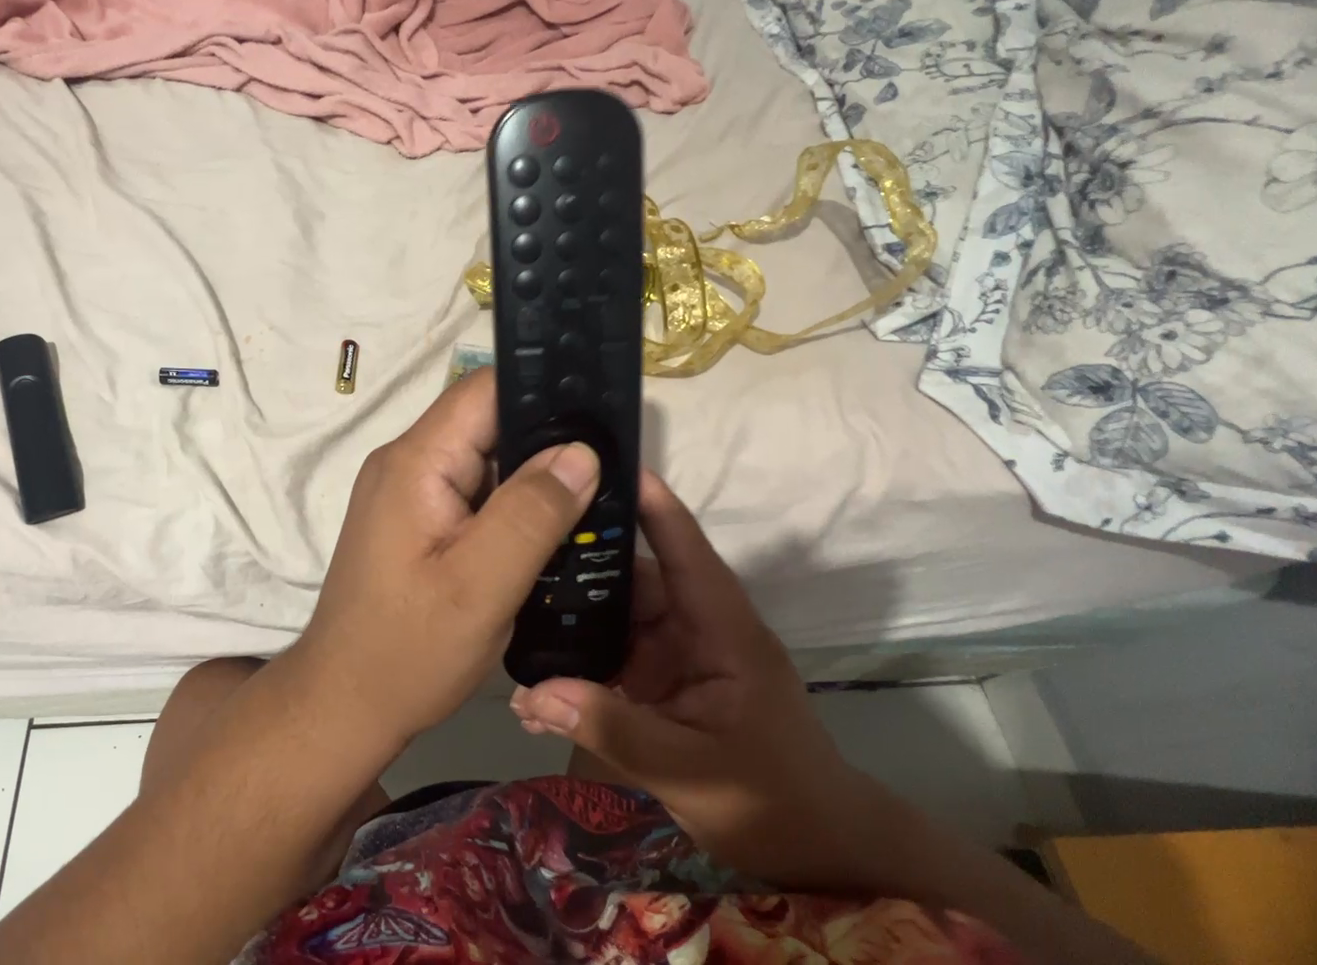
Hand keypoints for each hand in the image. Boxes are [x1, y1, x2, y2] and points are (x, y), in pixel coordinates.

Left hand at [289, 368, 599, 746]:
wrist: (345, 703)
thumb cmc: (408, 650)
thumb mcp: (481, 586)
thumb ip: (532, 514)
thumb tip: (583, 451)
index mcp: (415, 463)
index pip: (484, 391)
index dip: (544, 392)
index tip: (604, 410)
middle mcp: (406, 465)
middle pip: (488, 423)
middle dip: (550, 439)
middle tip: (618, 462)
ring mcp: (408, 495)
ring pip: (486, 460)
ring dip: (535, 477)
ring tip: (599, 493)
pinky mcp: (416, 524)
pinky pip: (474, 494)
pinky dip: (514, 506)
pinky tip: (554, 527)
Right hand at [510, 469, 902, 889]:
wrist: (811, 853)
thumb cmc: (773, 802)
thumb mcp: (694, 770)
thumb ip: (614, 728)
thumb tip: (531, 694)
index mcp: (723, 632)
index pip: (687, 555)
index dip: (653, 507)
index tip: (607, 463)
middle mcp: (695, 634)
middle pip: (633, 583)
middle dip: (579, 567)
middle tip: (512, 551)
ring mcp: (674, 661)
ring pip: (612, 623)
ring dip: (567, 625)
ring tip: (505, 614)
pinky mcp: (656, 689)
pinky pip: (607, 666)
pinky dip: (572, 673)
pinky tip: (528, 687)